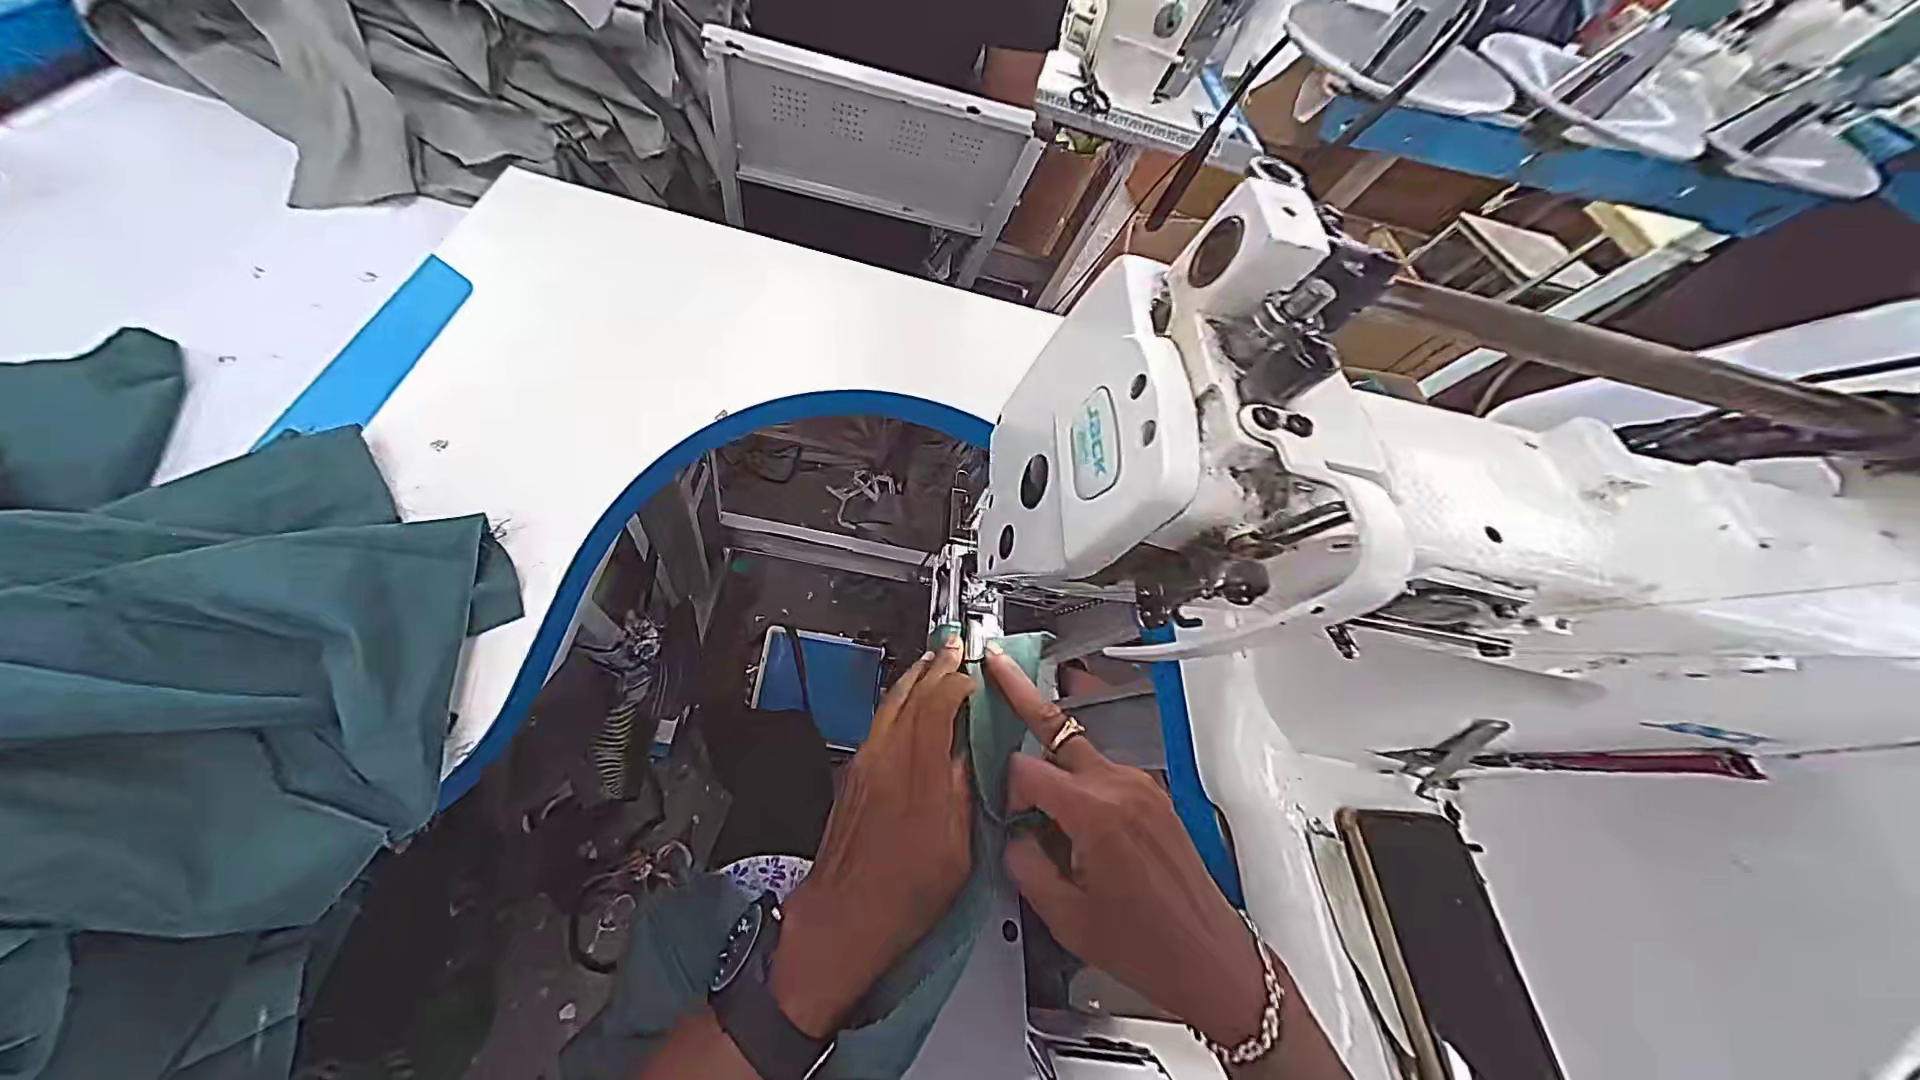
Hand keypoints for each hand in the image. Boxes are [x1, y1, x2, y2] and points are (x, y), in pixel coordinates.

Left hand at [768, 636, 975, 1036]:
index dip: (956, 684)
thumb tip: (969, 756)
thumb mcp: (956, 851)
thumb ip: (963, 794)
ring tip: (932, 661)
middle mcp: (887, 762)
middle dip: (935, 667)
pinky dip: (897, 699)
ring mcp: (865, 764)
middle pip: (911, 696)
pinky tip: (908, 699)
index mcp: (919, 780)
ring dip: (913, 677)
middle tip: (953, 647)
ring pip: (890, 703)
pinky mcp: (852, 772)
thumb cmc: (902, 895)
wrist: (840, 917)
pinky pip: (879, 720)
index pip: (936, 709)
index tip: (973, 675)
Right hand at [983, 648, 1265, 1047]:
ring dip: (1048, 750)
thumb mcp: (1064, 915)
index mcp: (1095, 813)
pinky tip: (1070, 809)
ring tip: (1028, 766)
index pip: (1026, 769)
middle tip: (997, 665)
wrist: (1211, 958)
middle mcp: (1120, 786)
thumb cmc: (1149, 946)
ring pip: (1078, 748)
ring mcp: (1139, 785)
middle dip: (1020, 692)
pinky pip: (1102, 768)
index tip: (1003, 812)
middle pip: (1056, 724)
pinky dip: (1076, 775)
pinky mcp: (1150, 793)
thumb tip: (1012, 833)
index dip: (1004, 787)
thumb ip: (1024, 861)